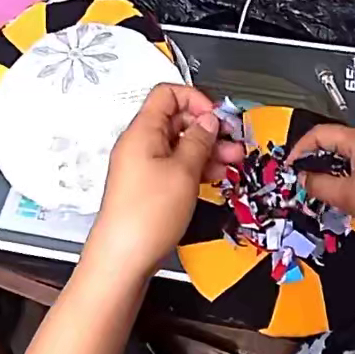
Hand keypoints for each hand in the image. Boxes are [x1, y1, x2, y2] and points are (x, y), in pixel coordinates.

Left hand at [85, 85, 243, 267]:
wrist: (123, 260)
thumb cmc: (145, 217)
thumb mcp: (184, 171)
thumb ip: (200, 140)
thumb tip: (209, 121)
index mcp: (142, 132)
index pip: (167, 94)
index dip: (195, 99)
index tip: (216, 116)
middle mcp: (140, 145)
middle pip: (177, 120)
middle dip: (208, 128)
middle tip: (231, 142)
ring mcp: (143, 166)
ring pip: (180, 145)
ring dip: (207, 150)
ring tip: (231, 162)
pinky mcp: (149, 186)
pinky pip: (176, 166)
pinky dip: (196, 168)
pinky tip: (214, 177)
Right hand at [290, 125, 354, 244]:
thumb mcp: (348, 196)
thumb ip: (319, 184)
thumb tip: (302, 178)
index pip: (320, 132)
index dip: (299, 148)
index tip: (288, 166)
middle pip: (334, 142)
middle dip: (313, 159)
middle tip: (300, 179)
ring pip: (347, 156)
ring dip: (330, 170)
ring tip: (319, 190)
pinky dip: (346, 177)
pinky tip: (343, 194)